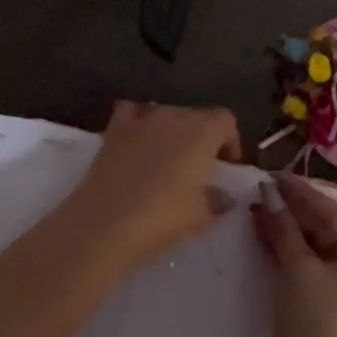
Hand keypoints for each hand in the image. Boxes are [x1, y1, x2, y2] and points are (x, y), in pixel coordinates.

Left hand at [66, 101, 241, 262]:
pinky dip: (139, 123)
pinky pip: (132, 114)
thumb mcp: (201, 215)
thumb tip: (222, 195)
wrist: (106, 222)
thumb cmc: (163, 217)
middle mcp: (175, 116)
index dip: (230, 140)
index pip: (226, 121)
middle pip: (196, 116)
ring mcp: (143, 119)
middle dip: (201, 137)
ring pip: (166, 113)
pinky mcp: (115, 129)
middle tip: (199, 167)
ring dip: (172, 130)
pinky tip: (138, 142)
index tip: (226, 165)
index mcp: (204, 131)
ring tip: (168, 158)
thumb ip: (217, 200)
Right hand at [251, 173, 336, 336]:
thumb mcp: (298, 268)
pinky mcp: (317, 296)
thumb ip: (284, 227)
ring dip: (283, 225)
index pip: (333, 214)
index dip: (303, 192)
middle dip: (291, 208)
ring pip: (308, 243)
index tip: (276, 175)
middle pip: (321, 227)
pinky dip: (282, 245)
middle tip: (263, 186)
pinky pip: (301, 260)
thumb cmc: (312, 320)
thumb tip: (268, 192)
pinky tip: (260, 227)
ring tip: (255, 203)